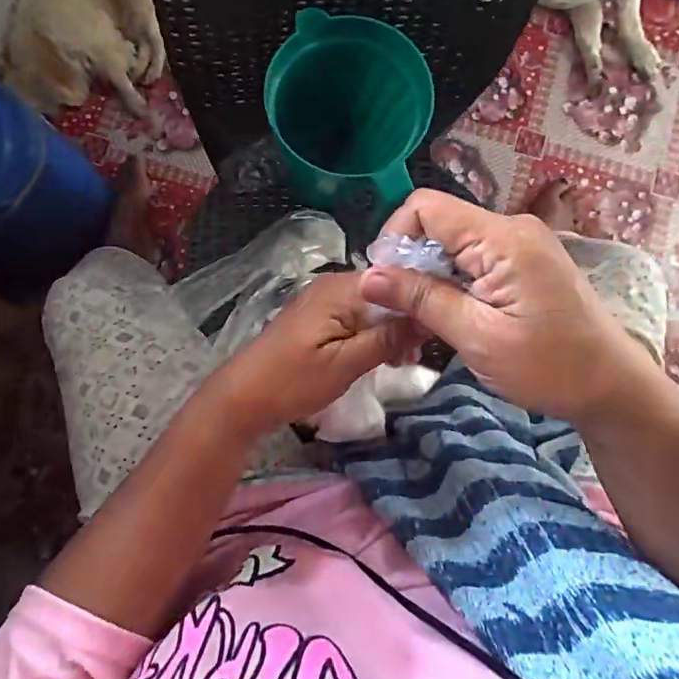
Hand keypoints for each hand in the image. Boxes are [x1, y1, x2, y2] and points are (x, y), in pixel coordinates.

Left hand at [201, 272, 423, 433]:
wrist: (243, 397)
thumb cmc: (293, 381)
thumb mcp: (346, 364)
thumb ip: (387, 338)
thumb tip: (427, 318)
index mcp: (340, 289)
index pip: (396, 281)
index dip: (419, 304)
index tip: (435, 335)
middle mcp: (332, 284)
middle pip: (385, 293)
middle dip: (405, 321)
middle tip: (414, 358)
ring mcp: (323, 299)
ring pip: (372, 307)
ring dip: (389, 331)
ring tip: (399, 362)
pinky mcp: (318, 316)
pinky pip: (355, 317)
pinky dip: (370, 334)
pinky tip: (378, 356)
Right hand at [358, 189, 656, 424]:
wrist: (614, 389)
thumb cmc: (550, 368)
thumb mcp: (478, 337)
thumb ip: (421, 300)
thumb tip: (367, 277)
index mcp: (503, 238)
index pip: (425, 207)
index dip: (394, 237)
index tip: (385, 283)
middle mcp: (512, 228)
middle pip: (437, 223)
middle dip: (409, 261)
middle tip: (401, 310)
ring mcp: (521, 243)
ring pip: (451, 242)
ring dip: (429, 275)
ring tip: (424, 317)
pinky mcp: (524, 261)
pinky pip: (472, 256)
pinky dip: (451, 281)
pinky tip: (452, 314)